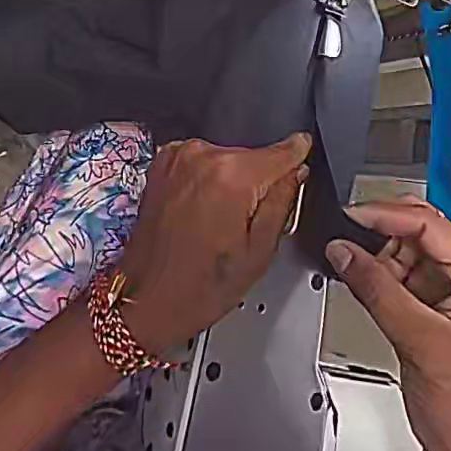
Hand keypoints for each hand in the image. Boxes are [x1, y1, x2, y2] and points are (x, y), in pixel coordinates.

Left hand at [117, 134, 310, 358]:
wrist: (145, 299)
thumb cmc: (198, 286)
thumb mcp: (259, 251)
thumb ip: (284, 201)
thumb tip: (296, 172)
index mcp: (231, 175)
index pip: (281, 151)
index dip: (298, 155)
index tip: (304, 153)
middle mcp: (202, 155)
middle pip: (254, 156)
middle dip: (262, 180)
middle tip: (252, 220)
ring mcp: (179, 156)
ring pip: (229, 158)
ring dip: (234, 180)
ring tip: (222, 221)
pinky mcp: (164, 162)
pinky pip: (204, 161)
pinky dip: (210, 178)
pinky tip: (204, 211)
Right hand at [326, 201, 450, 450]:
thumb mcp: (419, 341)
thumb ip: (377, 288)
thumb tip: (347, 252)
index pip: (431, 225)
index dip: (385, 217)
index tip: (352, 216)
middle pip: (424, 237)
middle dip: (385, 242)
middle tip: (349, 246)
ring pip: (415, 259)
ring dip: (386, 266)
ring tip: (362, 279)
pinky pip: (414, 284)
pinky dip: (390, 286)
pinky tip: (375, 294)